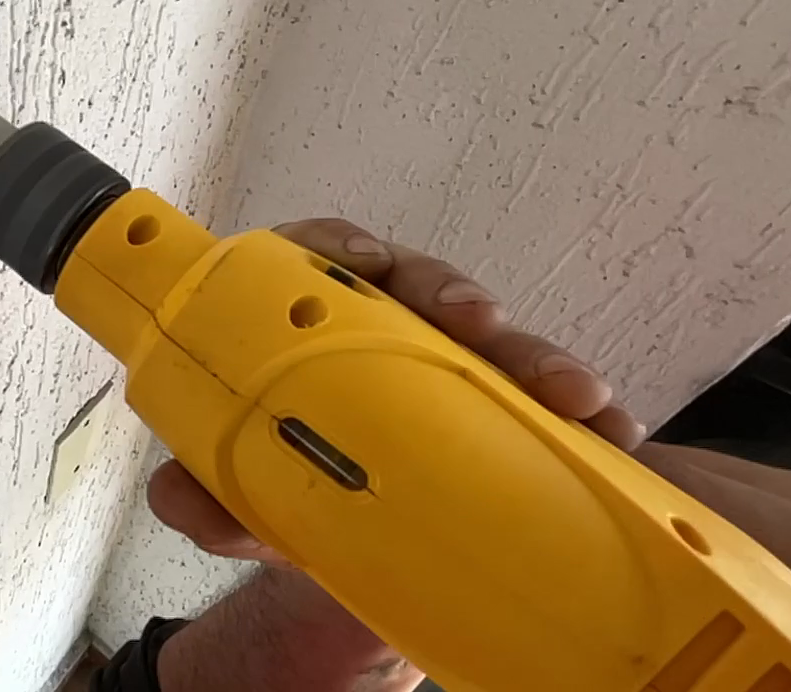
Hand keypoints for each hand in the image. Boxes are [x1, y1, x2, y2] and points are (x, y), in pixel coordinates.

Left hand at [148, 217, 644, 567]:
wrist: (353, 542)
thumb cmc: (286, 476)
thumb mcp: (238, 486)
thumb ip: (200, 491)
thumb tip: (179, 493)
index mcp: (300, 324)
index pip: (312, 257)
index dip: (336, 248)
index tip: (364, 265)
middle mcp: (370, 330)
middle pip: (407, 282)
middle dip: (446, 290)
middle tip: (477, 318)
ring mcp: (434, 362)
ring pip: (482, 336)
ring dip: (527, 351)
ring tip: (571, 392)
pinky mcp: (491, 402)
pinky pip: (532, 393)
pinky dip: (570, 408)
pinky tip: (611, 434)